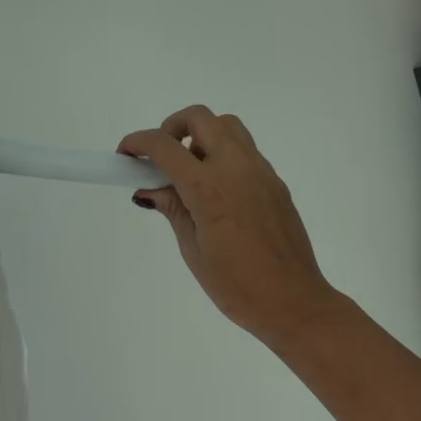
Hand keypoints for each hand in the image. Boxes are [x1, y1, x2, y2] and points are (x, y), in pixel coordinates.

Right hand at [119, 106, 342, 343]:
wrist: (294, 302)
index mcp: (209, 189)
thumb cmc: (237, 286)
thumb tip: (149, 189)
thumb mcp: (193, 249)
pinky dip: (223, 153)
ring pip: (227, 126)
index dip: (138, 143)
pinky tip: (216, 188)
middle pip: (199, 118)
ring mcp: (260, 171)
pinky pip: (245, 149)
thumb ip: (172, 208)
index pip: (164, 147)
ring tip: (190, 169)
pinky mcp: (275, 181)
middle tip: (160, 156)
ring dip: (201, 134)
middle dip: (171, 127)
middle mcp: (236, 169)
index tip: (125, 153)